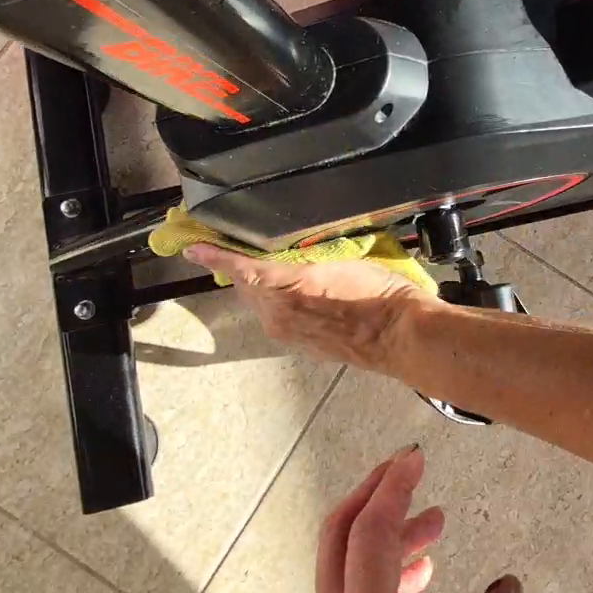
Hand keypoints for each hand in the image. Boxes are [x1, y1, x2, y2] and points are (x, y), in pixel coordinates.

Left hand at [183, 244, 435, 367]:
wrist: (399, 334)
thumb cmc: (377, 291)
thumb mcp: (342, 260)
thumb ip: (307, 257)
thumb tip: (293, 250)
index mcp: (287, 288)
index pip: (242, 268)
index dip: (216, 255)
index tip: (192, 247)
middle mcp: (277, 314)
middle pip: (247, 286)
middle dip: (244, 268)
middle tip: (250, 248)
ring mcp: (287, 333)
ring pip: (261, 303)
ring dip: (262, 287)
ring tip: (279, 268)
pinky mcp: (299, 345)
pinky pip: (278, 317)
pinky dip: (278, 303)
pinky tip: (296, 294)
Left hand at [300, 445, 522, 592]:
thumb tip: (506, 587)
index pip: (368, 536)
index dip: (392, 488)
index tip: (414, 457)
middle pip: (337, 538)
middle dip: (374, 493)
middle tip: (409, 469)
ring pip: (338, 573)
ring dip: (381, 538)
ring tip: (431, 529)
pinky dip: (371, 578)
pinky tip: (409, 587)